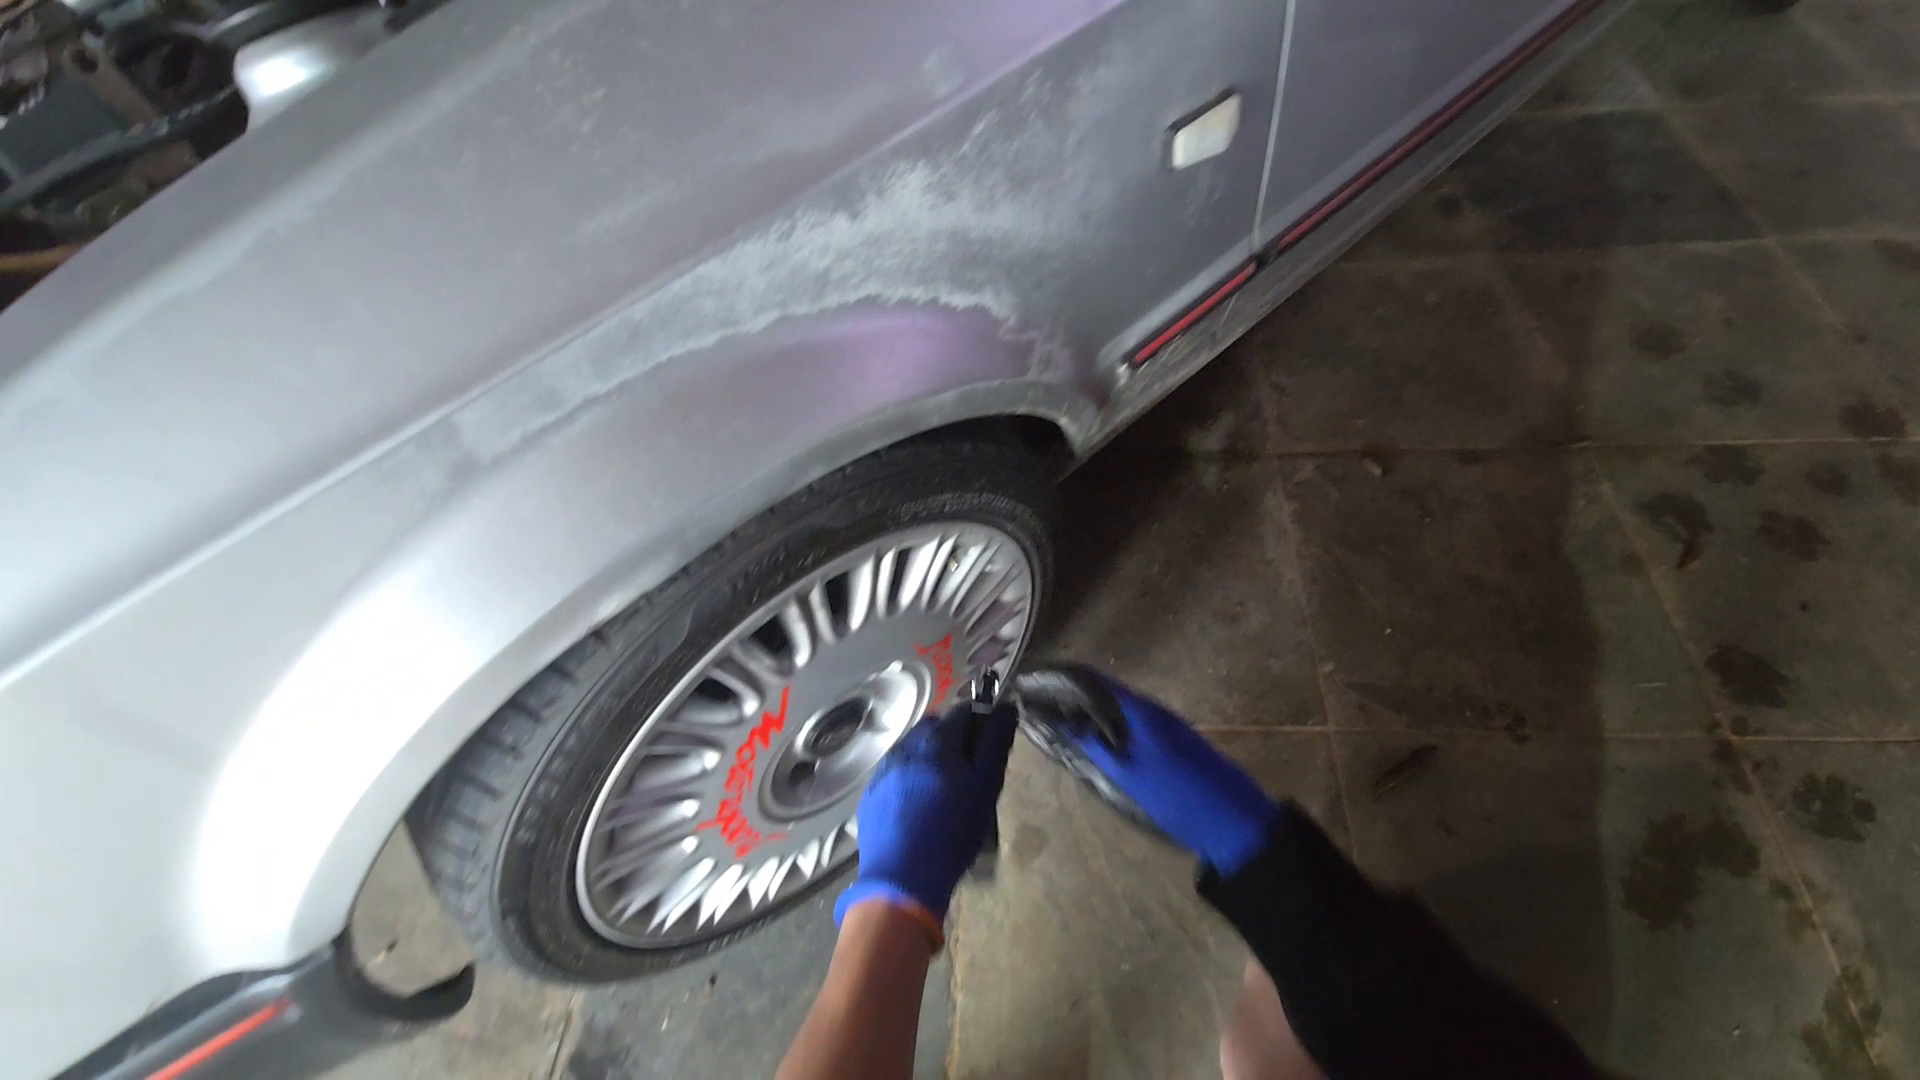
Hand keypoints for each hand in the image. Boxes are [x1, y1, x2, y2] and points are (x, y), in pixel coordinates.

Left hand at [835, 700, 1016, 934]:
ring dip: (930, 756)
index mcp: (935, 741)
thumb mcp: (985, 789)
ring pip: (913, 748)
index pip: (963, 711)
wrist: (902, 880)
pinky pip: (896, 771)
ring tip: (943, 791)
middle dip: (954, 738)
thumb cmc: (953, 834)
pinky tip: (919, 806)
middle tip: (968, 772)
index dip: (980, 722)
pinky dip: (910, 777)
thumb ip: (995, 745)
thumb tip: (1006, 709)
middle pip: (935, 726)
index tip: (988, 744)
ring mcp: (883, 769)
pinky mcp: (871, 792)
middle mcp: (905, 746)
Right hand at [1026, 666, 1277, 875]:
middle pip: (1103, 690)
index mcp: (1141, 710)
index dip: (1060, 678)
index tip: (1031, 682)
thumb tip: (1056, 722)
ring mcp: (1164, 724)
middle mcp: (1152, 709)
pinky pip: (1129, 721)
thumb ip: (1092, 745)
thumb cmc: (1179, 797)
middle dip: (1069, 694)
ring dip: (1086, 709)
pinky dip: (1105, 723)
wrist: (1236, 823)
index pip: (1092, 680)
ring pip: (1116, 707)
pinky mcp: (1171, 740)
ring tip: (1055, 718)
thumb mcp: (1128, 775)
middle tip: (1036, 703)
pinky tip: (1091, 737)